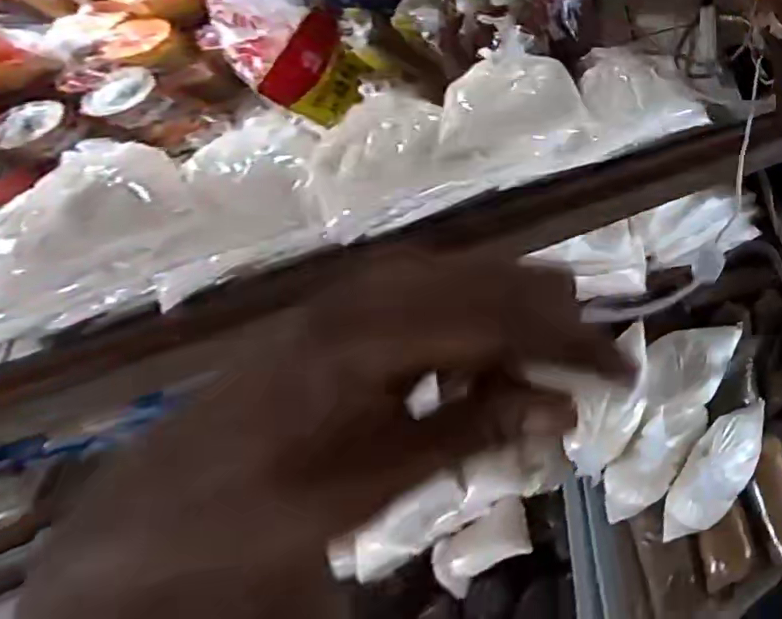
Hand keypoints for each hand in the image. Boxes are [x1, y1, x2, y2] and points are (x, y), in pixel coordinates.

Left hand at [22, 250, 629, 618]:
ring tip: (520, 395)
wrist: (155, 505)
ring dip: (529, 335)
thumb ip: (478, 430)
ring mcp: (385, 276)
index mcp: (375, 328)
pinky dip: (498, 329)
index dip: (577, 347)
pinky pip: (474, 289)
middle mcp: (389, 281)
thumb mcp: (371, 482)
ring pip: (504, 283)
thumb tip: (569, 409)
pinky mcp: (384, 285)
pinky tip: (478, 378)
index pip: (512, 321)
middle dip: (559, 338)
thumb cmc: (257, 501)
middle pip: (519, 287)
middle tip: (575, 394)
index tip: (626, 375)